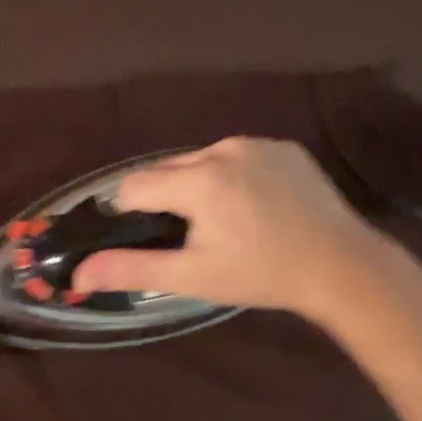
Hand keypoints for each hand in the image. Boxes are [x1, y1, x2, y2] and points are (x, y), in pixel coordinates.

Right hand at [73, 137, 384, 320]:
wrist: (343, 266)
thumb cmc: (261, 275)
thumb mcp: (192, 276)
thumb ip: (131, 269)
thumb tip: (79, 273)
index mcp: (198, 179)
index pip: (134, 186)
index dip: (131, 214)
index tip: (150, 240)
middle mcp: (223, 149)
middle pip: (167, 170)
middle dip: (167, 200)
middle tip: (190, 239)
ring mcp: (257, 143)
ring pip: (201, 162)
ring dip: (197, 187)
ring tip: (224, 225)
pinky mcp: (284, 147)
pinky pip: (237, 157)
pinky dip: (232, 178)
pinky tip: (253, 209)